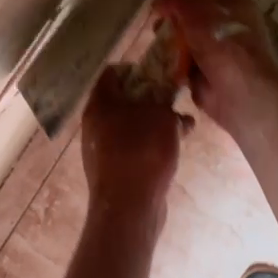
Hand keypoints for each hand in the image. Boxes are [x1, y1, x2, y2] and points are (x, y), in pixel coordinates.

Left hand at [81, 65, 182, 212]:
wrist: (129, 208)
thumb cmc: (142, 150)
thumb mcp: (162, 116)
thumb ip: (167, 104)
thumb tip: (171, 107)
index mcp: (100, 103)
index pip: (113, 73)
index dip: (137, 69)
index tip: (159, 74)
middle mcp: (95, 124)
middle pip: (122, 100)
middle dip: (150, 99)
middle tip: (172, 100)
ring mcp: (101, 150)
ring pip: (130, 126)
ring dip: (154, 123)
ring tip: (182, 125)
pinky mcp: (113, 171)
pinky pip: (133, 148)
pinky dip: (150, 145)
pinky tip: (175, 148)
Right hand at [154, 0, 277, 135]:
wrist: (240, 94)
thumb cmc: (225, 44)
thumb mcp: (199, 11)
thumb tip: (159, 1)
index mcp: (236, 0)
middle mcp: (228, 20)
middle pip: (197, 5)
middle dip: (176, 7)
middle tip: (156, 9)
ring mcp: (216, 46)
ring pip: (187, 31)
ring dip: (170, 32)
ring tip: (154, 32)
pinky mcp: (204, 68)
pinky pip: (183, 56)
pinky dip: (171, 56)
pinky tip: (157, 53)